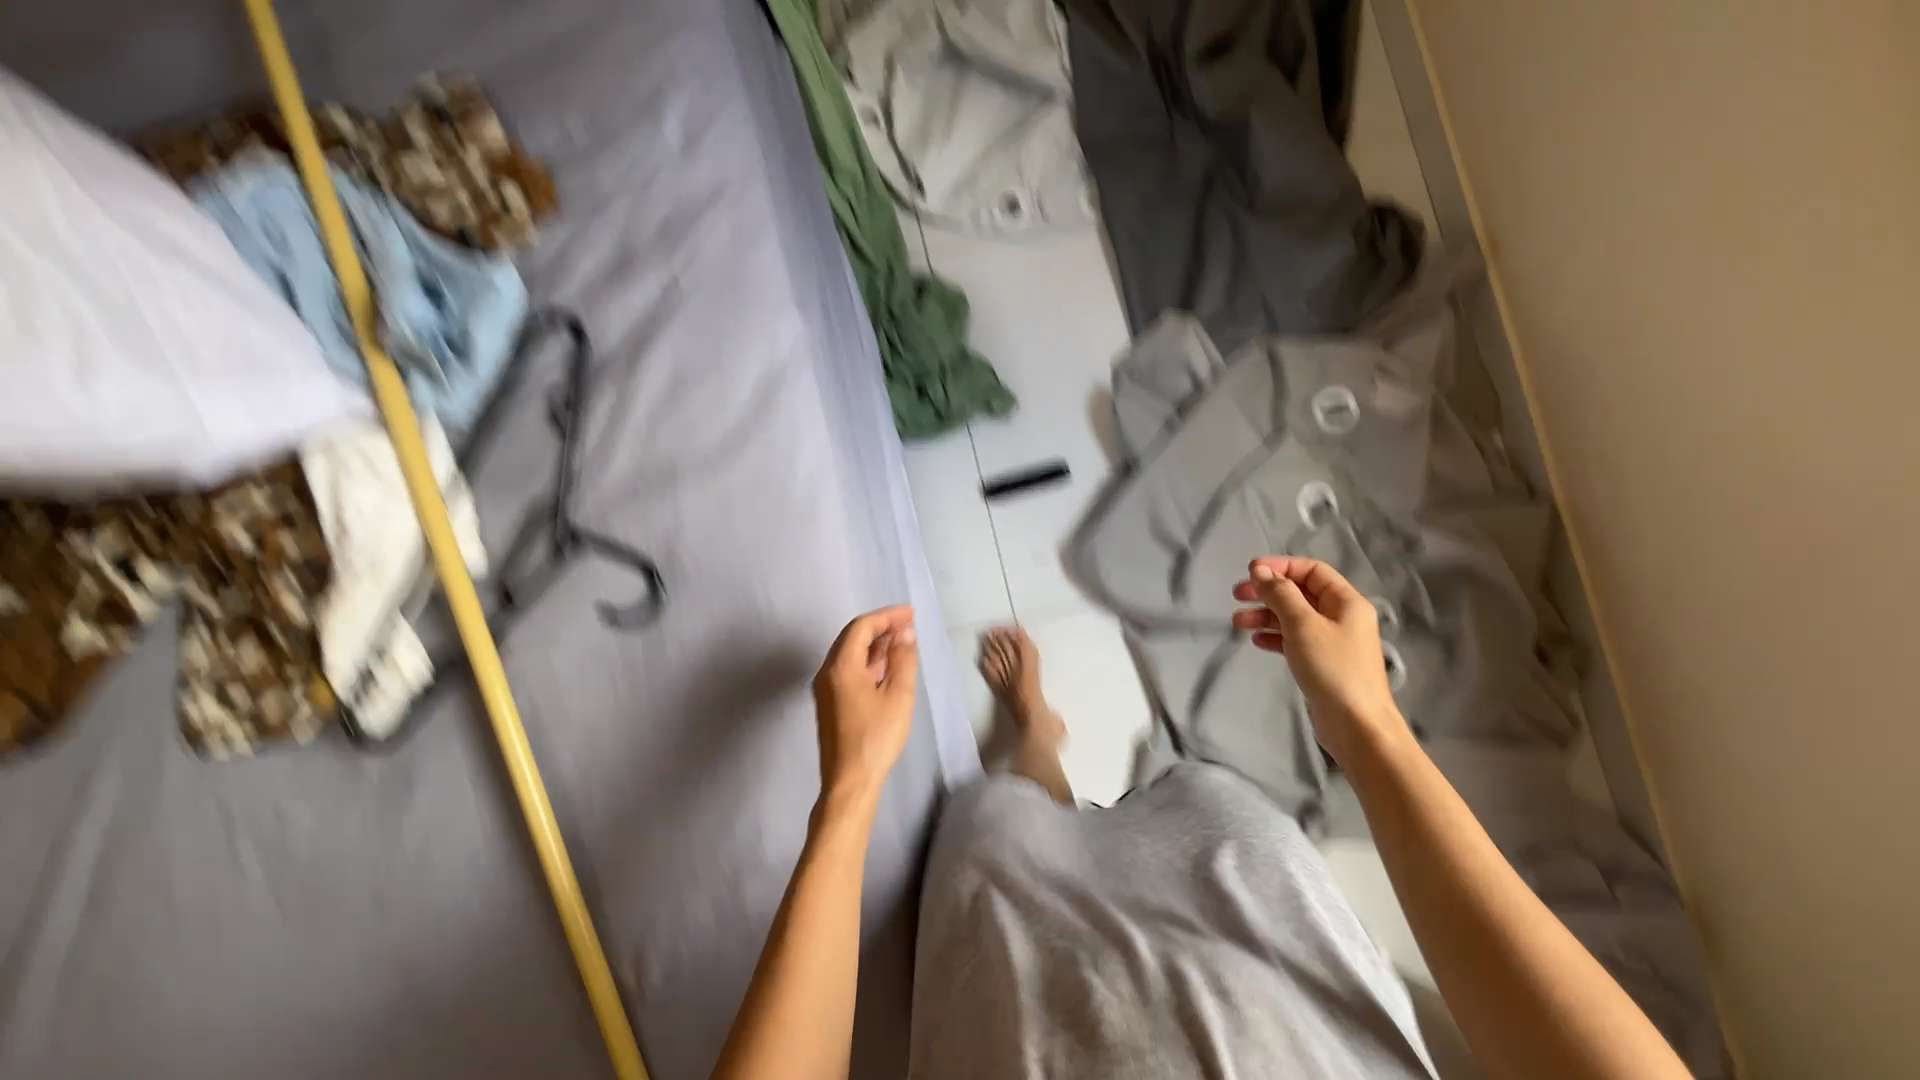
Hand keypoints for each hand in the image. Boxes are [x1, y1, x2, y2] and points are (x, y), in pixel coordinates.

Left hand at [812, 605, 919, 804]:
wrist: (849, 782)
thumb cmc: (876, 738)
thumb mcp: (898, 696)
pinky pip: (848, 670)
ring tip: (902, 642)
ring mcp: (825, 689)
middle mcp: (826, 672)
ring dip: (875, 645)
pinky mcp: (830, 704)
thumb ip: (903, 659)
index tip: (911, 614)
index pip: (862, 627)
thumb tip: (905, 633)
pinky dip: (868, 662)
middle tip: (909, 625)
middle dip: (881, 627)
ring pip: (849, 654)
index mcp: (840, 666)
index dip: (887, 616)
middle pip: (852, 637)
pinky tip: (886, 667)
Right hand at [1232, 557, 1405, 765]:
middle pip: (1300, 593)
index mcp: (1346, 601)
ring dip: (1266, 615)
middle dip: (1268, 591)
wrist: (1357, 725)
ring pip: (1294, 617)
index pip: (1311, 570)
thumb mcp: (1303, 625)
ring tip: (1238, 622)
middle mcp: (1342, 617)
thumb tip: (1260, 571)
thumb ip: (1280, 594)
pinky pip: (1295, 640)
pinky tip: (1257, 641)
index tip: (1249, 572)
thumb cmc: (1332, 668)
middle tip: (1237, 595)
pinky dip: (1275, 636)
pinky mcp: (1323, 663)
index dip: (1280, 566)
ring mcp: (1333, 641)